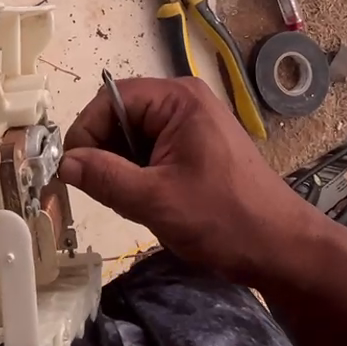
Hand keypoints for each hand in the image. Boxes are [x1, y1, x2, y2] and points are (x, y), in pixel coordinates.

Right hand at [60, 75, 326, 287]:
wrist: (282, 247)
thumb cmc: (223, 219)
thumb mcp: (156, 200)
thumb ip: (106, 177)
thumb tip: (65, 163)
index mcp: (177, 98)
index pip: (112, 98)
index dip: (86, 131)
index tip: (72, 171)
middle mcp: (184, 99)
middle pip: (123, 113)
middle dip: (105, 150)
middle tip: (102, 190)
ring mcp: (194, 120)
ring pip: (136, 132)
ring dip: (124, 164)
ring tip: (131, 199)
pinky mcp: (199, 142)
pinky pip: (154, 145)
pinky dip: (142, 170)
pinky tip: (150, 198)